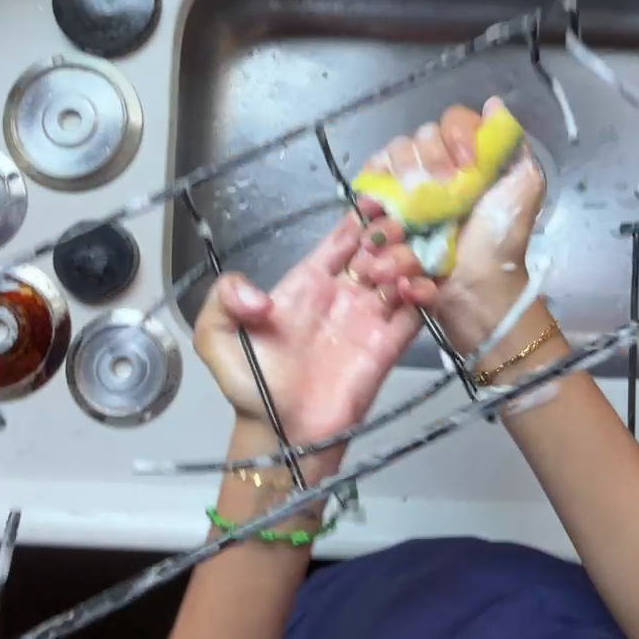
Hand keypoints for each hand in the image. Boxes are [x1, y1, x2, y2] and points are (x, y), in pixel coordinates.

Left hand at [192, 205, 424, 452]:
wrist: (280, 437)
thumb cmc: (250, 386)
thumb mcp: (215, 336)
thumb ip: (223, 299)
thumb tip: (260, 296)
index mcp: (308, 282)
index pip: (342, 237)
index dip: (360, 216)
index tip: (376, 201)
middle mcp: (343, 293)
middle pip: (379, 247)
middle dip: (387, 236)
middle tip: (382, 245)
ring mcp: (369, 317)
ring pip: (401, 272)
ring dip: (405, 261)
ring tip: (390, 274)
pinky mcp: (388, 345)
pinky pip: (415, 311)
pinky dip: (423, 293)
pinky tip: (412, 292)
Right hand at [359, 98, 547, 354]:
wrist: (475, 293)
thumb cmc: (501, 245)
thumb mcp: (523, 191)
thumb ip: (511, 147)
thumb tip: (494, 104)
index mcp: (468, 158)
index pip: (450, 122)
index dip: (456, 139)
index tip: (468, 167)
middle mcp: (436, 168)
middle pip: (416, 138)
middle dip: (430, 165)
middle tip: (444, 197)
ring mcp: (409, 189)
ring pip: (391, 159)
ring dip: (405, 183)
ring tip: (415, 216)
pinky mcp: (387, 212)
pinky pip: (371, 186)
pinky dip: (376, 196)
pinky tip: (387, 214)